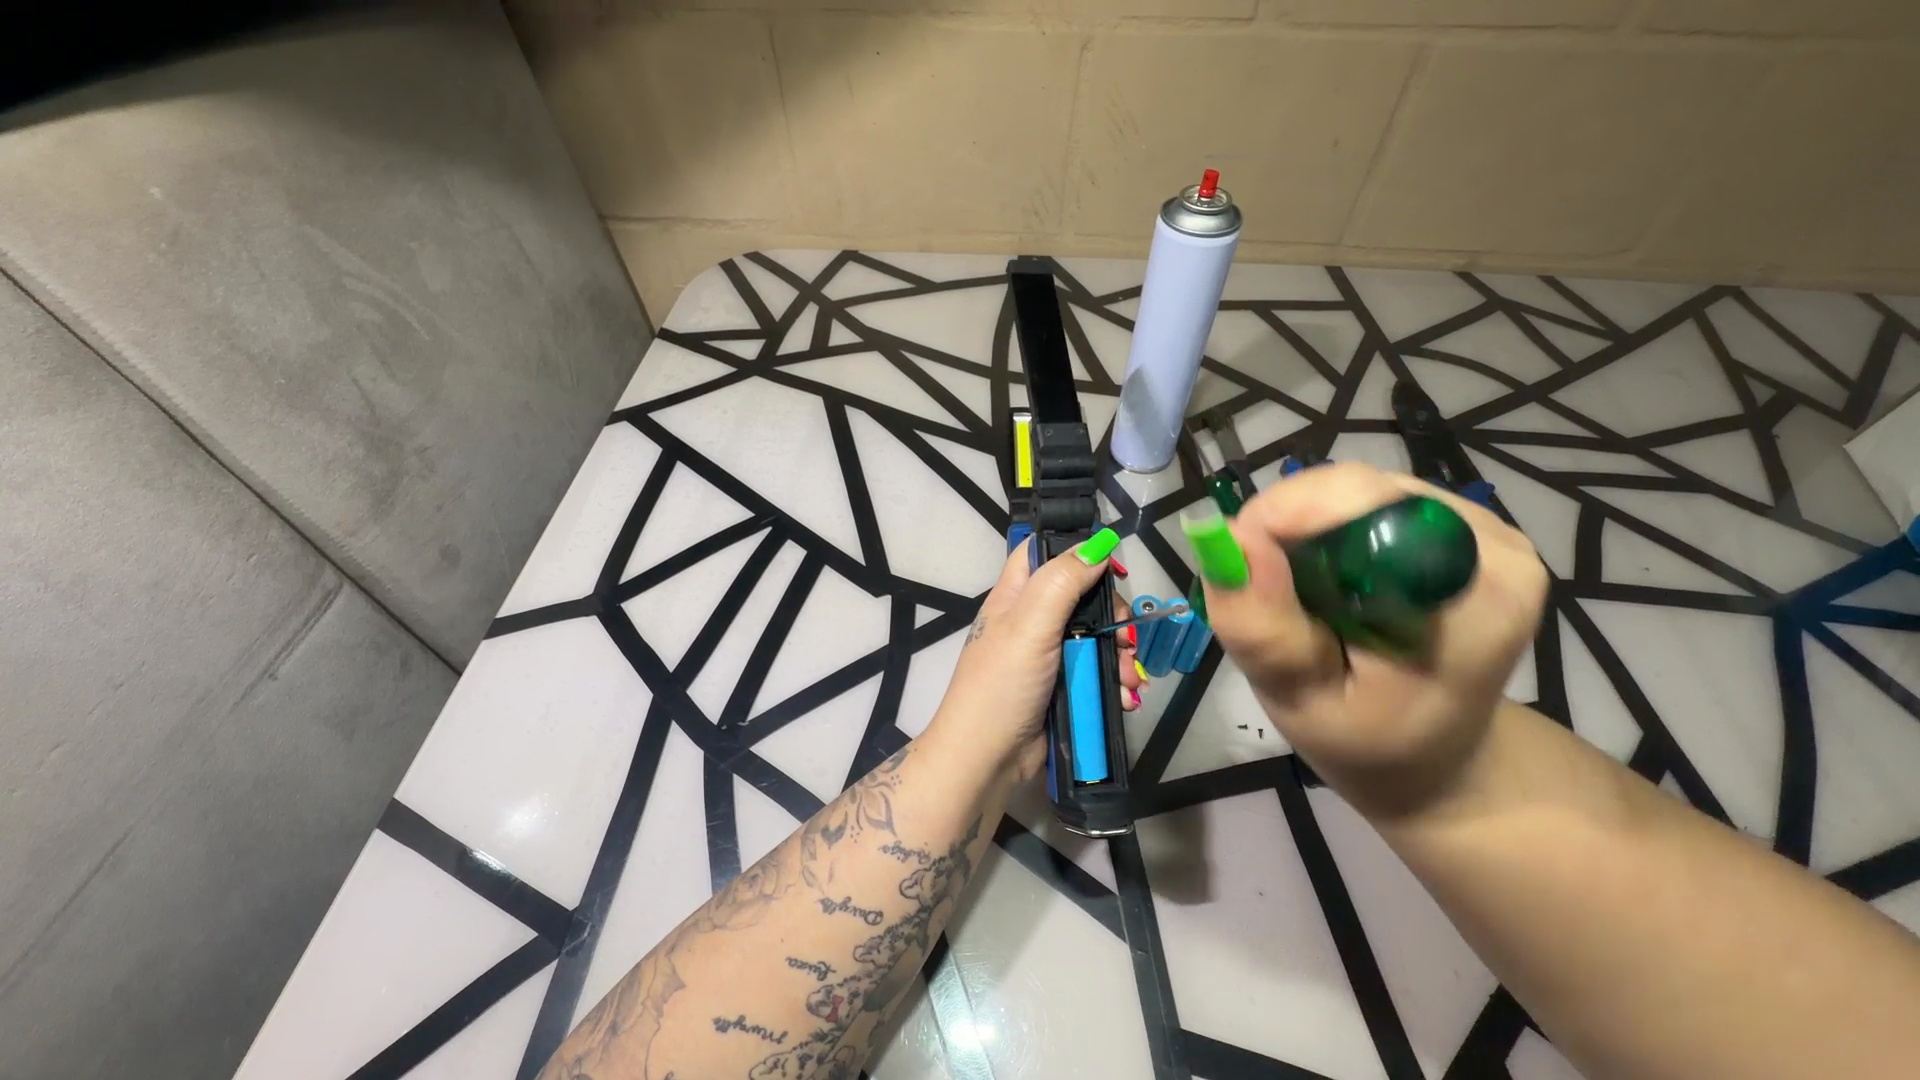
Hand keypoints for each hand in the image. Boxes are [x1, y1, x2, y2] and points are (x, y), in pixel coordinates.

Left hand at [927, 539, 1143, 779]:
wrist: (987, 759)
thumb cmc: (1002, 683)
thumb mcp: (1030, 623)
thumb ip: (1063, 581)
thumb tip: (1097, 544)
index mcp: (1016, 596)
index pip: (1044, 554)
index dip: (1077, 551)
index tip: (1112, 566)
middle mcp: (1032, 622)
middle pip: (1083, 598)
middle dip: (1113, 617)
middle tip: (1125, 638)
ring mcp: (1049, 658)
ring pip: (1097, 639)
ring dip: (1120, 656)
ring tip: (1129, 678)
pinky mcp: (1063, 689)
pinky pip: (1097, 674)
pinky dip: (1115, 683)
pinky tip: (1127, 697)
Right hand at [1203, 463, 1547, 820]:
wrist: (1434, 756)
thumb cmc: (1368, 743)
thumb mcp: (1302, 704)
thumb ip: (1267, 632)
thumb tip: (1231, 538)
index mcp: (1473, 596)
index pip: (1367, 507)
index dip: (1288, 518)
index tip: (1239, 563)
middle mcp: (1493, 547)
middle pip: (1359, 493)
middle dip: (1290, 528)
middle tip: (1259, 588)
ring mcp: (1485, 531)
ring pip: (1358, 493)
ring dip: (1305, 531)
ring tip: (1295, 594)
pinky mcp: (1465, 527)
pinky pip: (1371, 503)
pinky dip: (1329, 532)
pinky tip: (1327, 581)